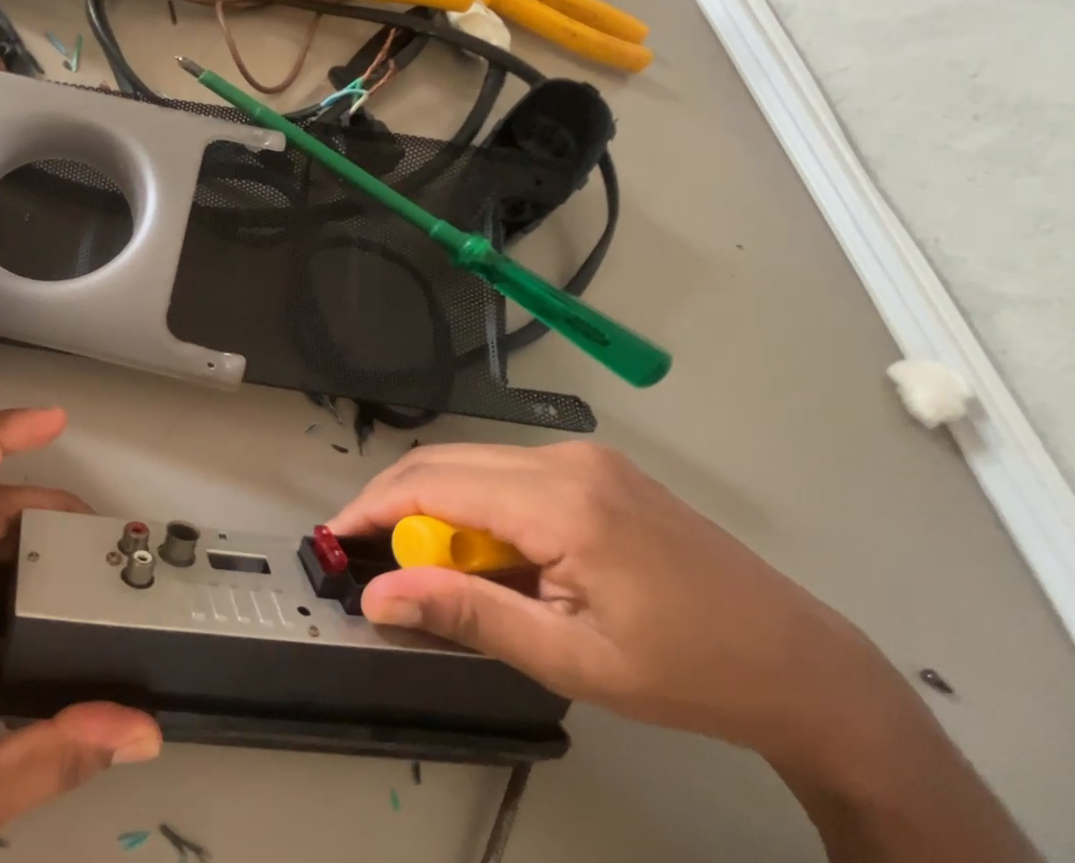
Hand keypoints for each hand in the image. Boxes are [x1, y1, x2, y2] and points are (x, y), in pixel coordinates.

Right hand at [327, 441, 904, 763]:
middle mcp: (569, 462)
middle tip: (368, 559)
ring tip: (426, 567)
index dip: (371, 508)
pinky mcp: (598, 473)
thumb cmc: (688, 672)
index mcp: (563, 502)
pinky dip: (474, 507)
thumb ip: (466, 614)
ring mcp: (588, 461)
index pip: (432, 484)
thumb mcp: (568, 656)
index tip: (332, 540)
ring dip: (434, 508)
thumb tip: (377, 596)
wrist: (801, 665)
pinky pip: (508, 475)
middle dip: (394, 505)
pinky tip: (484, 556)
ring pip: (473, 465)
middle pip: (445, 463)